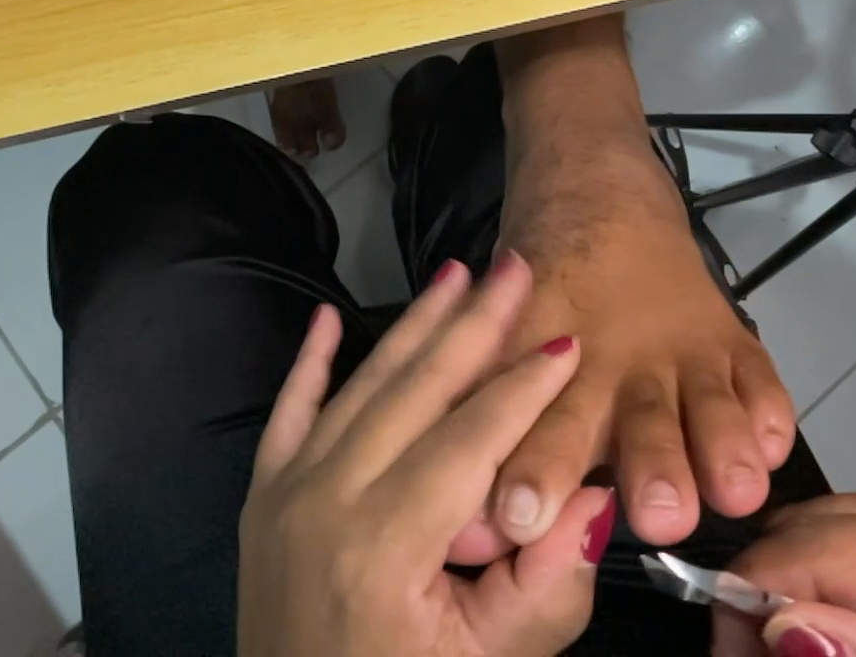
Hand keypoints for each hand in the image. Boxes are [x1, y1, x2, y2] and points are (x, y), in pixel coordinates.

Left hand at [238, 254, 618, 656]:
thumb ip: (547, 589)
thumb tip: (591, 493)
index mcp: (384, 545)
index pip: (470, 440)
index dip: (525, 388)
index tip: (567, 337)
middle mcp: (327, 498)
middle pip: (416, 390)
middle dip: (474, 323)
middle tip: (514, 266)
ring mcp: (286, 490)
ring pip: (362, 385)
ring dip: (414, 324)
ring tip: (456, 270)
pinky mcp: (264, 494)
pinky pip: (288, 411)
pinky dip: (311, 360)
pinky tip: (329, 314)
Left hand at [457, 19, 795, 554]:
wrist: (591, 183)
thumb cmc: (537, 267)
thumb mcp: (499, 318)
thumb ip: (486, 386)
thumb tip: (460, 474)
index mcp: (554, 362)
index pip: (542, 421)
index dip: (534, 467)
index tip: (519, 515)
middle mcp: (620, 362)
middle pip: (635, 424)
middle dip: (647, 468)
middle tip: (656, 513)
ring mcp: (680, 346)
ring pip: (707, 405)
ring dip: (720, 445)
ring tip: (732, 488)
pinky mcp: (725, 331)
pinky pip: (758, 374)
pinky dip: (769, 408)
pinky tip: (774, 442)